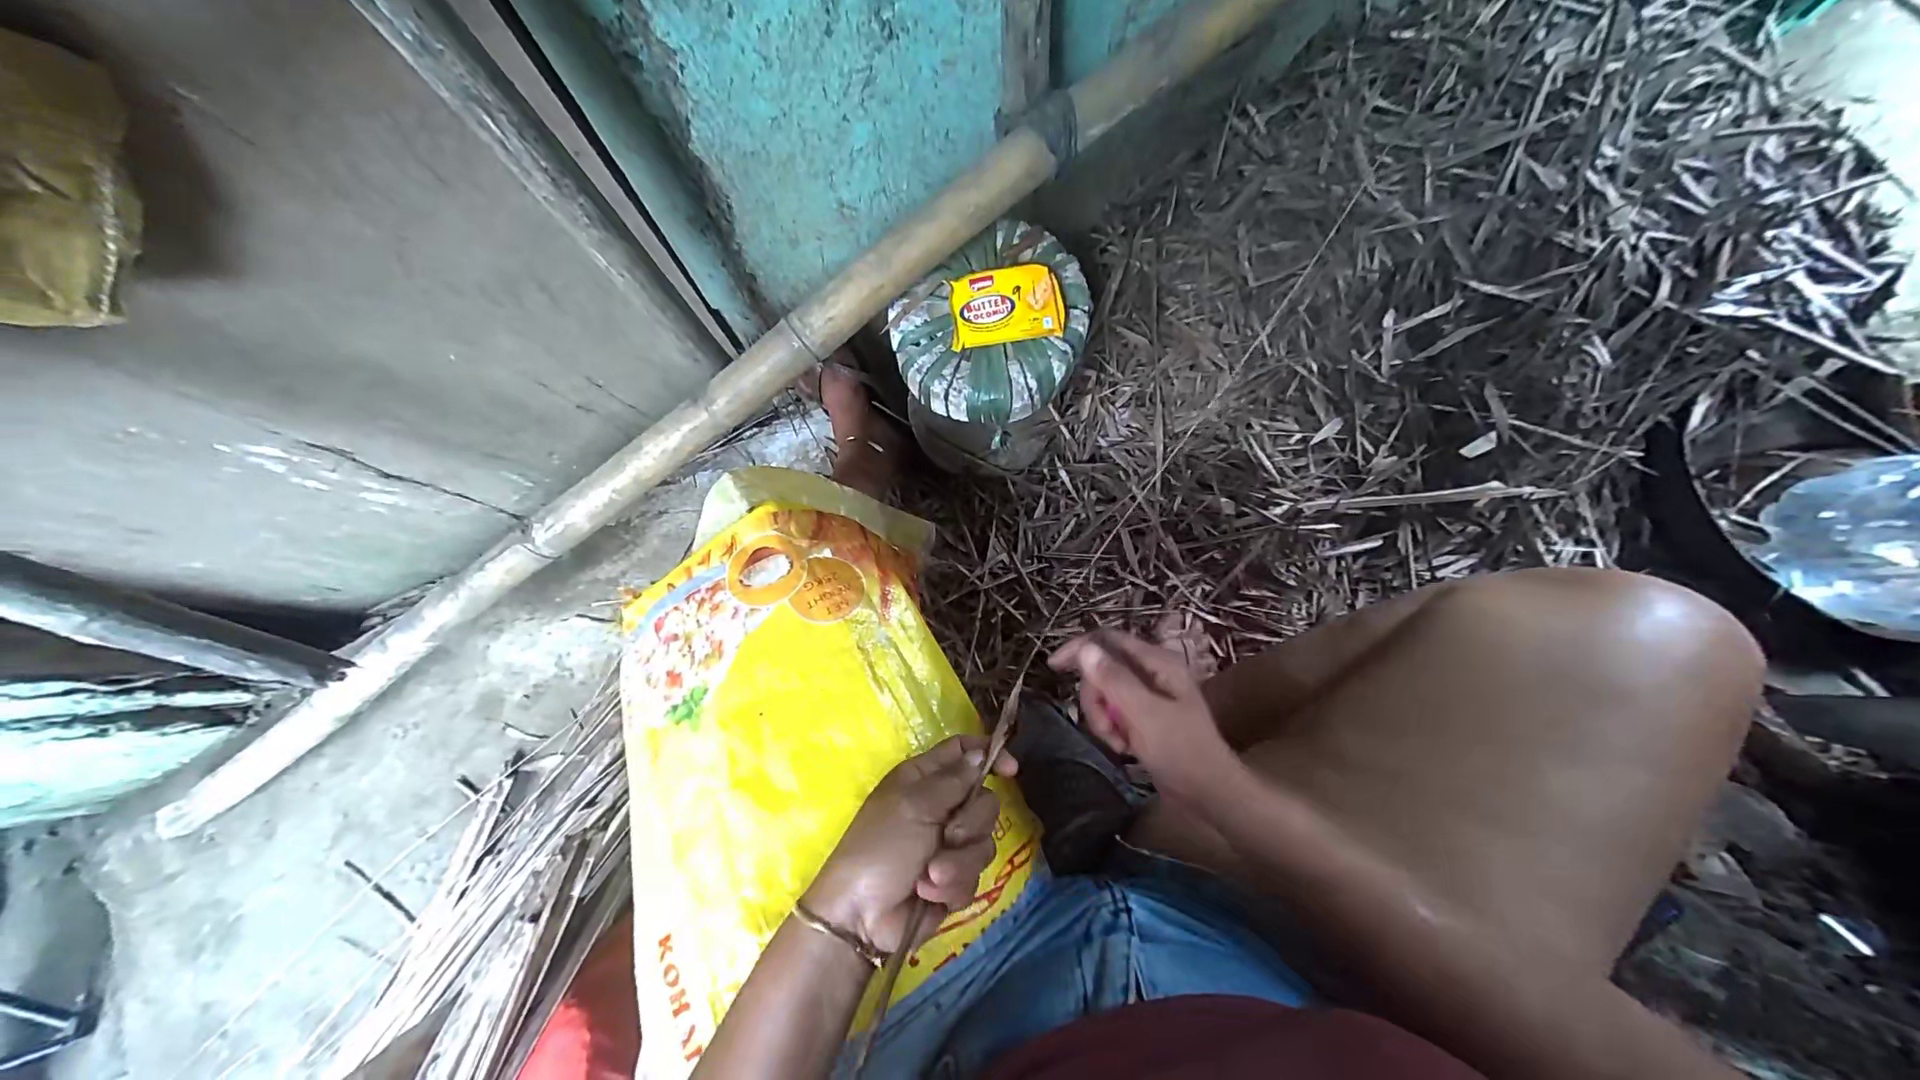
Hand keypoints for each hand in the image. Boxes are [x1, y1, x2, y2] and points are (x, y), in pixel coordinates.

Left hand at [801, 735, 1015, 955]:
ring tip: (930, 874)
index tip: (1011, 771)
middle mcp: (939, 807)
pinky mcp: (953, 878)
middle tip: (948, 835)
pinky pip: (974, 875)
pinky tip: (928, 893)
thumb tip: (980, 754)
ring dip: (958, 862)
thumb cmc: (880, 847)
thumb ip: (953, 780)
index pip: (963, 752)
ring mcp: (947, 844)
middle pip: (984, 800)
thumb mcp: (914, 805)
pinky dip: (952, 885)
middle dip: (971, 823)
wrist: (860, 915)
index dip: (989, 755)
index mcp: (923, 779)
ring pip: (983, 842)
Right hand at [1049, 630, 1238, 803]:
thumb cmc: (1182, 751)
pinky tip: (1124, 748)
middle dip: (1095, 698)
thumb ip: (1114, 679)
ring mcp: (1149, 696)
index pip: (1108, 639)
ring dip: (1102, 719)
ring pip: (1105, 693)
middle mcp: (1152, 672)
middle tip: (1104, 726)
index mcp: (1158, 662)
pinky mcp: (1146, 718)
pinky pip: (1114, 713)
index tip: (1054, 667)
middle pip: (1103, 669)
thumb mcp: (1144, 714)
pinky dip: (1112, 729)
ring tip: (1118, 742)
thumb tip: (1085, 649)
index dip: (1079, 648)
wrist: (1210, 795)